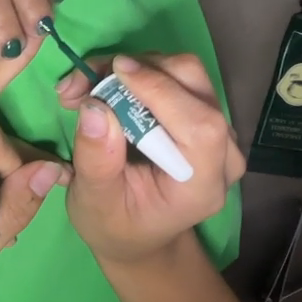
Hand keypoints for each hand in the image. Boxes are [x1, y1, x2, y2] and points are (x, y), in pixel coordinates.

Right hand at [59, 53, 244, 267]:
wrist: (138, 233)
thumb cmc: (116, 224)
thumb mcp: (95, 203)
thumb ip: (97, 161)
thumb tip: (94, 108)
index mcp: (202, 184)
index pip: (200, 125)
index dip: (161, 90)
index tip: (115, 70)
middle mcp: (222, 153)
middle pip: (193, 84)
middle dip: (136, 71)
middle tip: (80, 83)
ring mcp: (217, 130)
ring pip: (182, 71)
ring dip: (130, 68)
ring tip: (84, 87)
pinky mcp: (202, 113)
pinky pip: (174, 76)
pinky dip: (135, 72)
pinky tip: (102, 87)